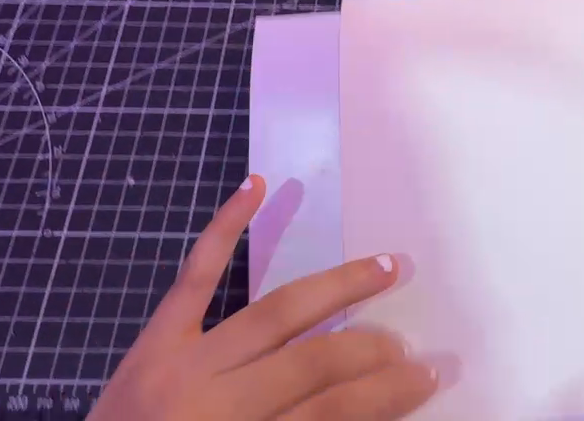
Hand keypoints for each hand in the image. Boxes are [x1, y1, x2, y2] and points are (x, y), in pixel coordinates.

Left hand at [90, 175, 437, 420]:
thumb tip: (358, 402)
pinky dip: (224, 227)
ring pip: (274, 314)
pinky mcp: (154, 340)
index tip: (429, 377)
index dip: (386, 396)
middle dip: (371, 349)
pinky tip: (256, 186)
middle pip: (312, 363)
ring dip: (336, 288)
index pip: (331, 413)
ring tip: (384, 267)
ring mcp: (181, 364)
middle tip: (409, 341)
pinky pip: (195, 276)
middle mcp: (213, 405)